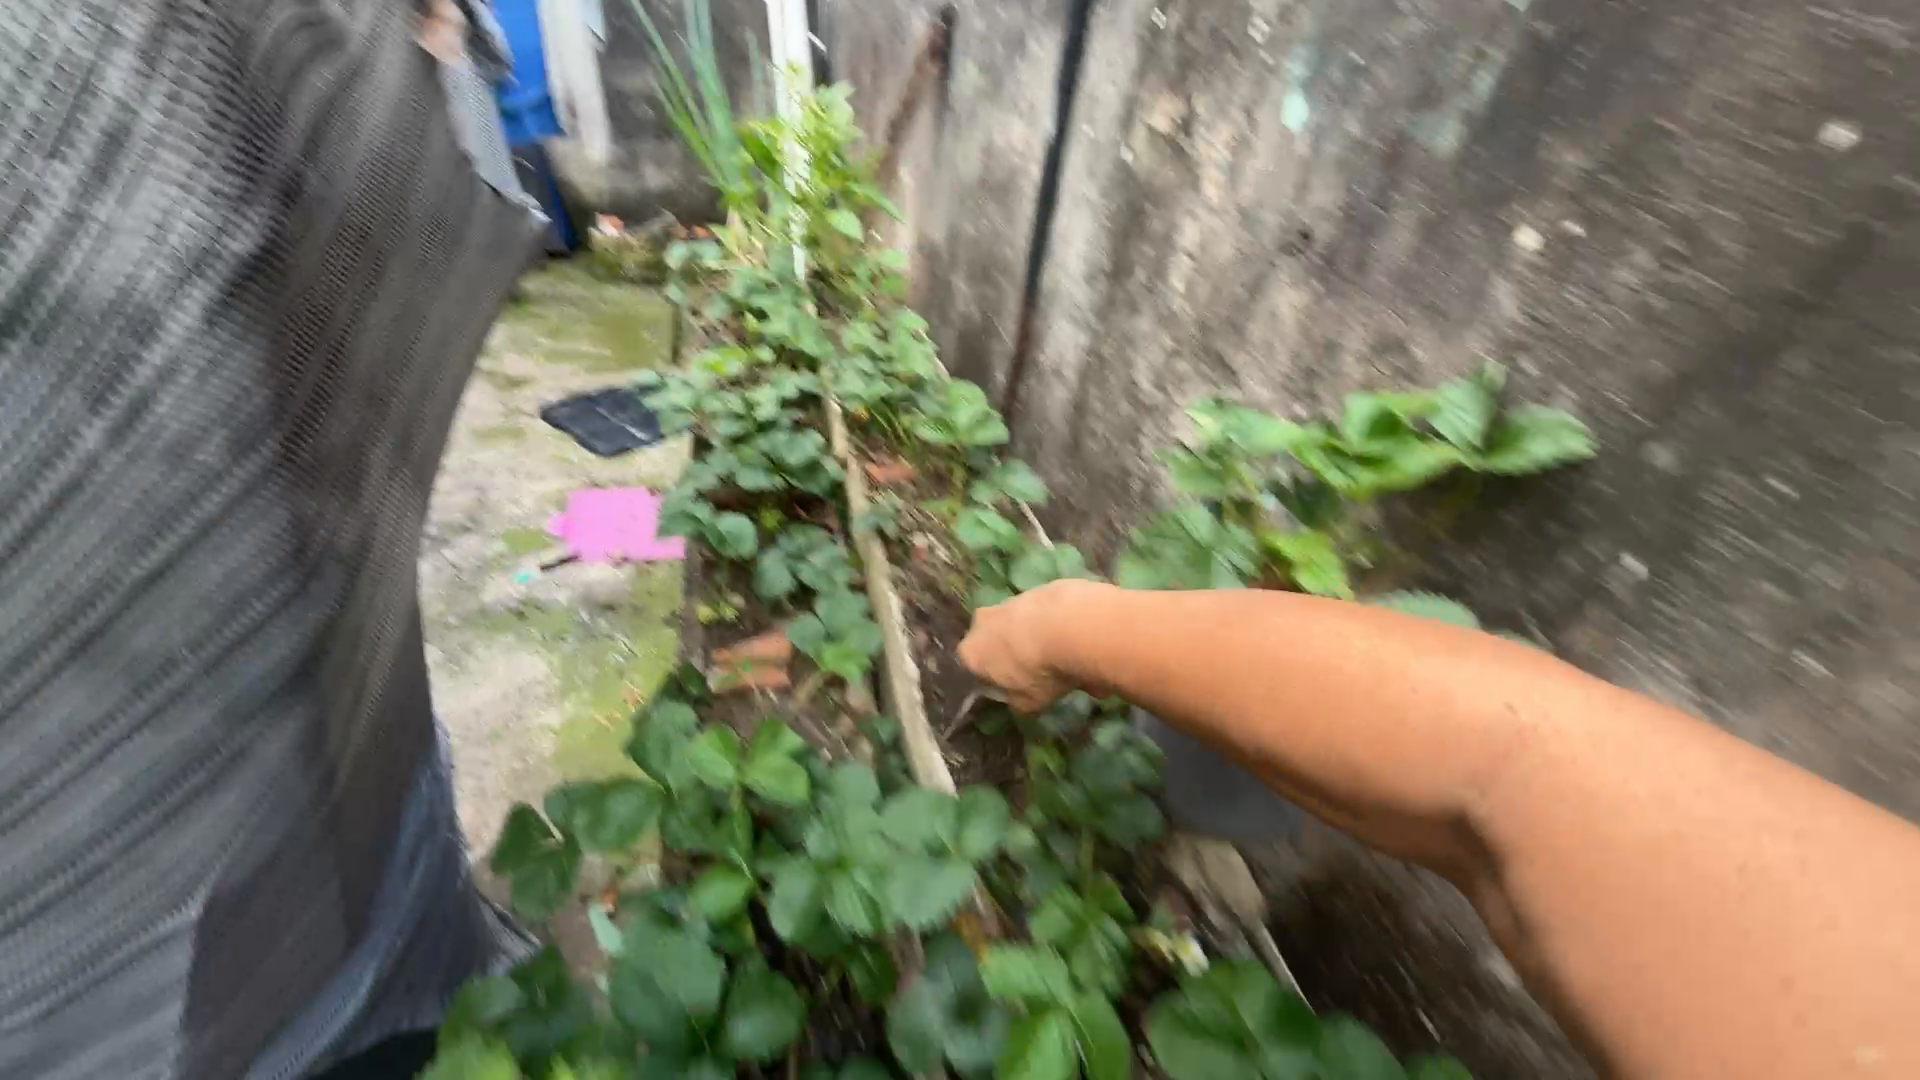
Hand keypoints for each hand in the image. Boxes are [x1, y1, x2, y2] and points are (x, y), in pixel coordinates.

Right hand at [957, 580, 1091, 712]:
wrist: (1075, 625)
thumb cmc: (1042, 671)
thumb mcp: (1030, 703)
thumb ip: (1018, 702)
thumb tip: (1019, 700)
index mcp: (972, 652)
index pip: (972, 667)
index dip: (991, 677)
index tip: (1011, 686)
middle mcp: (984, 621)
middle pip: (993, 638)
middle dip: (1010, 650)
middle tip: (1035, 668)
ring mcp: (1011, 599)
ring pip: (1018, 620)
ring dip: (1033, 633)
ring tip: (1062, 651)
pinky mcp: (1040, 586)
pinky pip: (1043, 609)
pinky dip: (1054, 619)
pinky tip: (1075, 632)